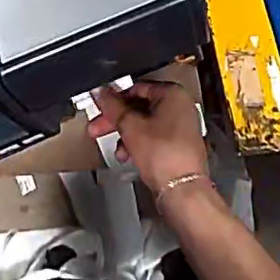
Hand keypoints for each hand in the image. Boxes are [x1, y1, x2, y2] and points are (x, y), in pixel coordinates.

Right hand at [88, 80, 208, 194]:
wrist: (182, 191)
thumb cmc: (165, 156)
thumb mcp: (130, 127)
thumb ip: (113, 107)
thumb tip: (102, 93)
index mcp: (173, 94)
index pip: (137, 88)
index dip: (115, 98)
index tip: (101, 106)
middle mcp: (180, 107)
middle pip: (140, 107)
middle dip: (117, 120)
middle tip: (98, 126)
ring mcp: (181, 127)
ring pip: (145, 124)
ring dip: (126, 135)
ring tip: (115, 148)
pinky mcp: (179, 146)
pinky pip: (154, 138)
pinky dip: (139, 144)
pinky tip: (128, 156)